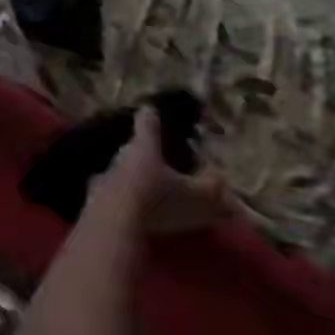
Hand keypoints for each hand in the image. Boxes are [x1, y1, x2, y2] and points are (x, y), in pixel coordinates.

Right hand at [91, 107, 231, 233]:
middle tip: (190, 169)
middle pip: (214, 202)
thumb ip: (148, 129)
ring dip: (186, 197)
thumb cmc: (140, 179)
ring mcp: (181, 223)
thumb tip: (150, 108)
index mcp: (204, 193)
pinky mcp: (160, 227)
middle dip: (205, 188)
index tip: (196, 152)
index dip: (210, 165)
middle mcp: (200, 211)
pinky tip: (150, 191)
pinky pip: (172, 213)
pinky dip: (167, 203)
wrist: (116, 211)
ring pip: (193, 210)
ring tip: (168, 178)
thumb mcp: (143, 148)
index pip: (218, 180)